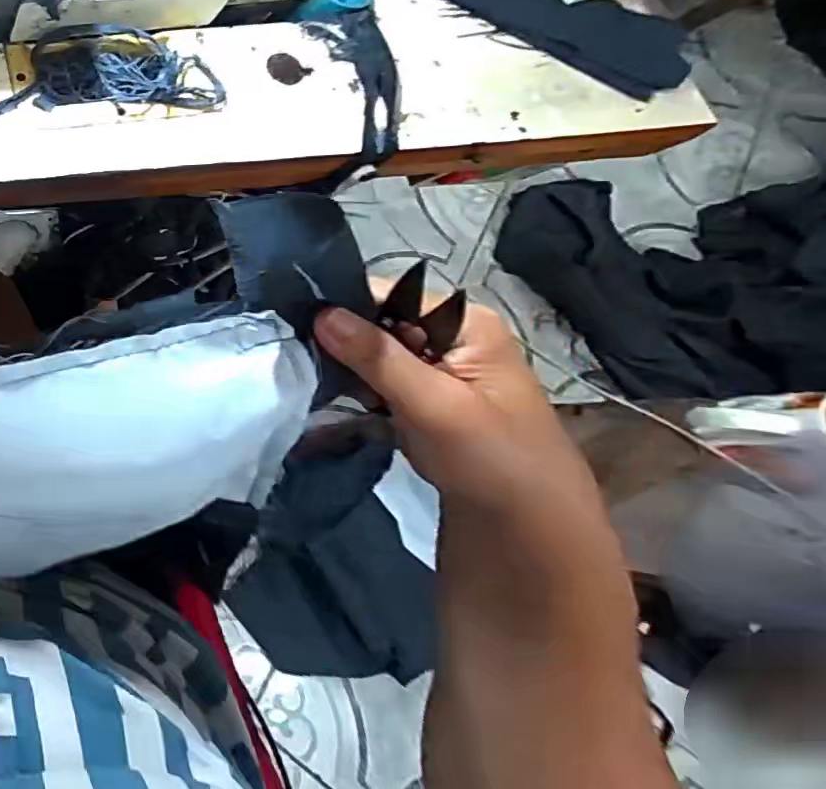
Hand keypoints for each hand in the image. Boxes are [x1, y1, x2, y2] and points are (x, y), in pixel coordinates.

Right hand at [313, 299, 597, 514]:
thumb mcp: (434, 405)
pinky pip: (372, 378)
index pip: (387, 294)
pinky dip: (350, 388)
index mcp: (464, 322)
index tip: (296, 323)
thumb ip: (377, 356)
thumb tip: (320, 313)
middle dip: (336, 340)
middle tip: (298, 358)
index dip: (341, 306)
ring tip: (306, 378)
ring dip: (340, 366)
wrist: (529, 531)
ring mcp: (433, 368)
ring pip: (368, 351)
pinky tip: (325, 396)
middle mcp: (448, 336)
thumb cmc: (493, 460)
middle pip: (374, 321)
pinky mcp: (418, 396)